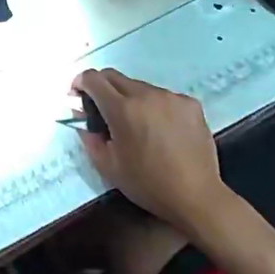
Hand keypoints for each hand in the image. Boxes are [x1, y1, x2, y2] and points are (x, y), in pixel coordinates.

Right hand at [72, 68, 233, 235]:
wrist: (196, 196)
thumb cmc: (148, 184)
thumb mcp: (108, 166)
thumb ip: (90, 137)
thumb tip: (83, 118)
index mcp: (122, 109)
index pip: (93, 78)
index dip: (80, 83)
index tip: (78, 95)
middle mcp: (146, 94)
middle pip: (115, 77)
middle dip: (103, 88)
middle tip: (103, 110)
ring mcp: (171, 96)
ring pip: (140, 87)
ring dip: (131, 98)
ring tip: (137, 124)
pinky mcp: (190, 103)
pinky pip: (164, 97)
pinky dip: (156, 107)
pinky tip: (162, 129)